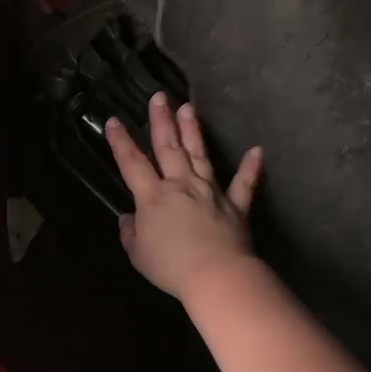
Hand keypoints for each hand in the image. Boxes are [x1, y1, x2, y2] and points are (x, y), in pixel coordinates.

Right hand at [106, 92, 263, 299]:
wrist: (215, 274)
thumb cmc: (170, 266)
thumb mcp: (138, 254)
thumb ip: (130, 233)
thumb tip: (127, 218)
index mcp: (153, 197)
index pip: (132, 164)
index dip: (121, 142)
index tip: (113, 121)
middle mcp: (181, 185)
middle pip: (169, 147)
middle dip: (162, 121)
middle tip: (159, 97)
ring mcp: (210, 192)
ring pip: (200, 155)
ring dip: (193, 130)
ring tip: (189, 108)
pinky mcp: (235, 206)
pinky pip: (243, 184)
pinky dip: (251, 168)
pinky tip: (257, 152)